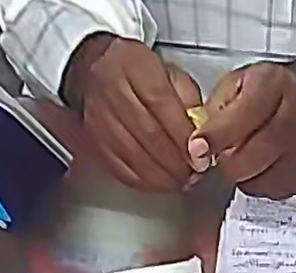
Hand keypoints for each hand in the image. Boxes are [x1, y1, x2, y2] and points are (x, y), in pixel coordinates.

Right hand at [61, 34, 200, 192]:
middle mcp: (112, 91)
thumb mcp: (168, 72)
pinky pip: (123, 171)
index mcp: (133, 66)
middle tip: (195, 173)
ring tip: (182, 181)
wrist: (95, 74)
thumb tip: (201, 136)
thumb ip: (188, 99)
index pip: (161, 103)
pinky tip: (162, 183)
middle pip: (149, 134)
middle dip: (177, 161)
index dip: (183, 134)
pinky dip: (147, 183)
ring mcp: (99, 121)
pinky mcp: (95, 145)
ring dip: (164, 176)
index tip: (200, 154)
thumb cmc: (138, 75)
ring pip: (137, 157)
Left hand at [191, 61, 295, 197]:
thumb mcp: (235, 86)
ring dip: (241, 174)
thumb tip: (198, 144)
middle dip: (227, 162)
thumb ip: (215, 112)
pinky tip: (255, 168)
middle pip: (254, 153)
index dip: (217, 136)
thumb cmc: (265, 95)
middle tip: (215, 159)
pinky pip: (270, 190)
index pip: (243, 115)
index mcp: (273, 84)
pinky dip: (255, 183)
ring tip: (239, 158)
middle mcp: (294, 114)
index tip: (197, 149)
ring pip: (261, 177)